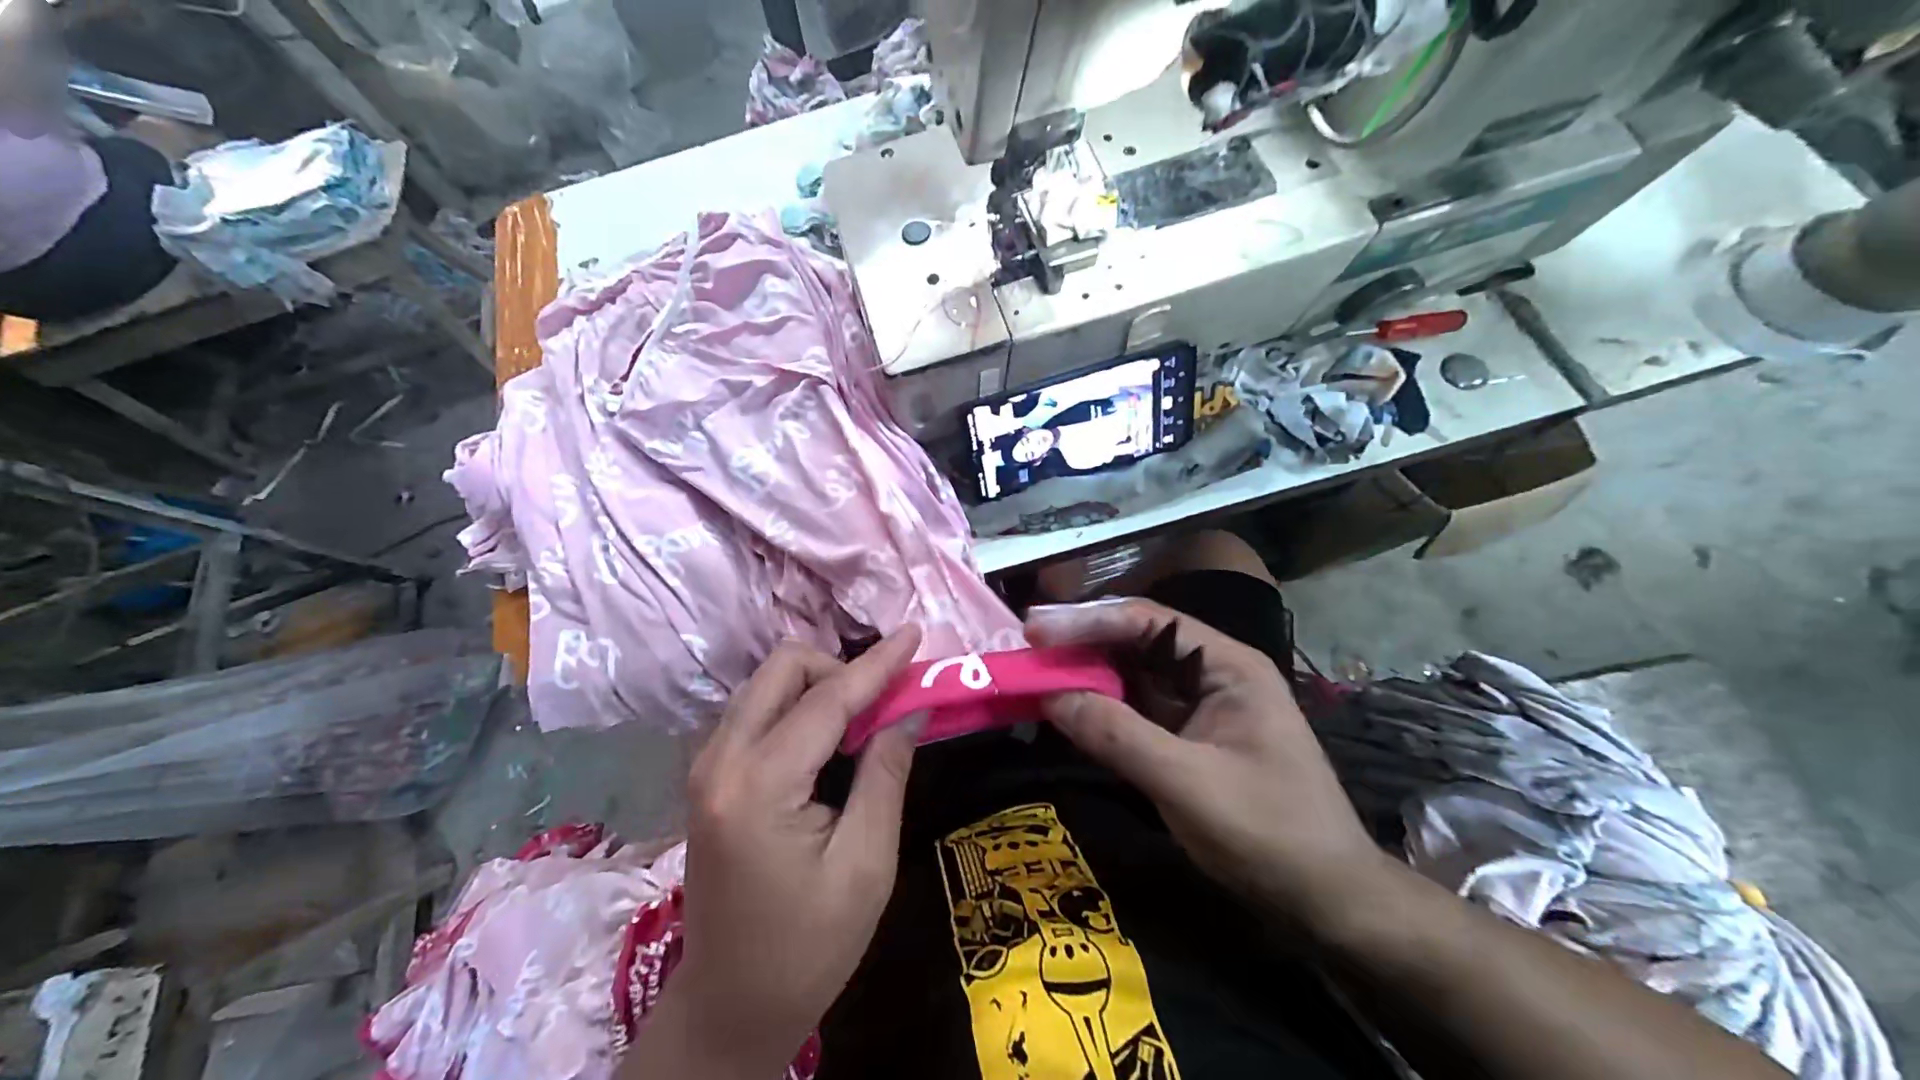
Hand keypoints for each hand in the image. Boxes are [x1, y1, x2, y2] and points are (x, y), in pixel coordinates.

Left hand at [627, 628, 923, 1078]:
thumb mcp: (865, 863)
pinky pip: (757, 712)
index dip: (877, 664)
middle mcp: (720, 760)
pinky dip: (798, 706)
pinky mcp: (709, 777)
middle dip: (840, 668)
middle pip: (782, 669)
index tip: (915, 634)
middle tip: (887, 699)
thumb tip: (910, 708)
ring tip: (866, 718)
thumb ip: (885, 773)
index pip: (827, 699)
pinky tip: (830, 738)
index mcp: (758, 785)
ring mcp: (706, 766)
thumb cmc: (809, 946)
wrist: (731, 1005)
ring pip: (767, 685)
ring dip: (819, 686)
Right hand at [1026, 599, 1391, 931]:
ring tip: (1034, 670)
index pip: (1147, 623)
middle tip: (1025, 645)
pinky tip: (1066, 708)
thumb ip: (1117, 735)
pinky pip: (1135, 711)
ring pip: (1132, 676)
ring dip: (1085, 673)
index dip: (1088, 621)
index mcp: (1226, 665)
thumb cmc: (1269, 833)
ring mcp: (1199, 707)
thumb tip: (1050, 696)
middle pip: (1136, 642)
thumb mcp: (1188, 783)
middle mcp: (1211, 674)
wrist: (1327, 900)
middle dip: (1081, 641)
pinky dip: (1099, 707)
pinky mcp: (1187, 739)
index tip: (1035, 631)